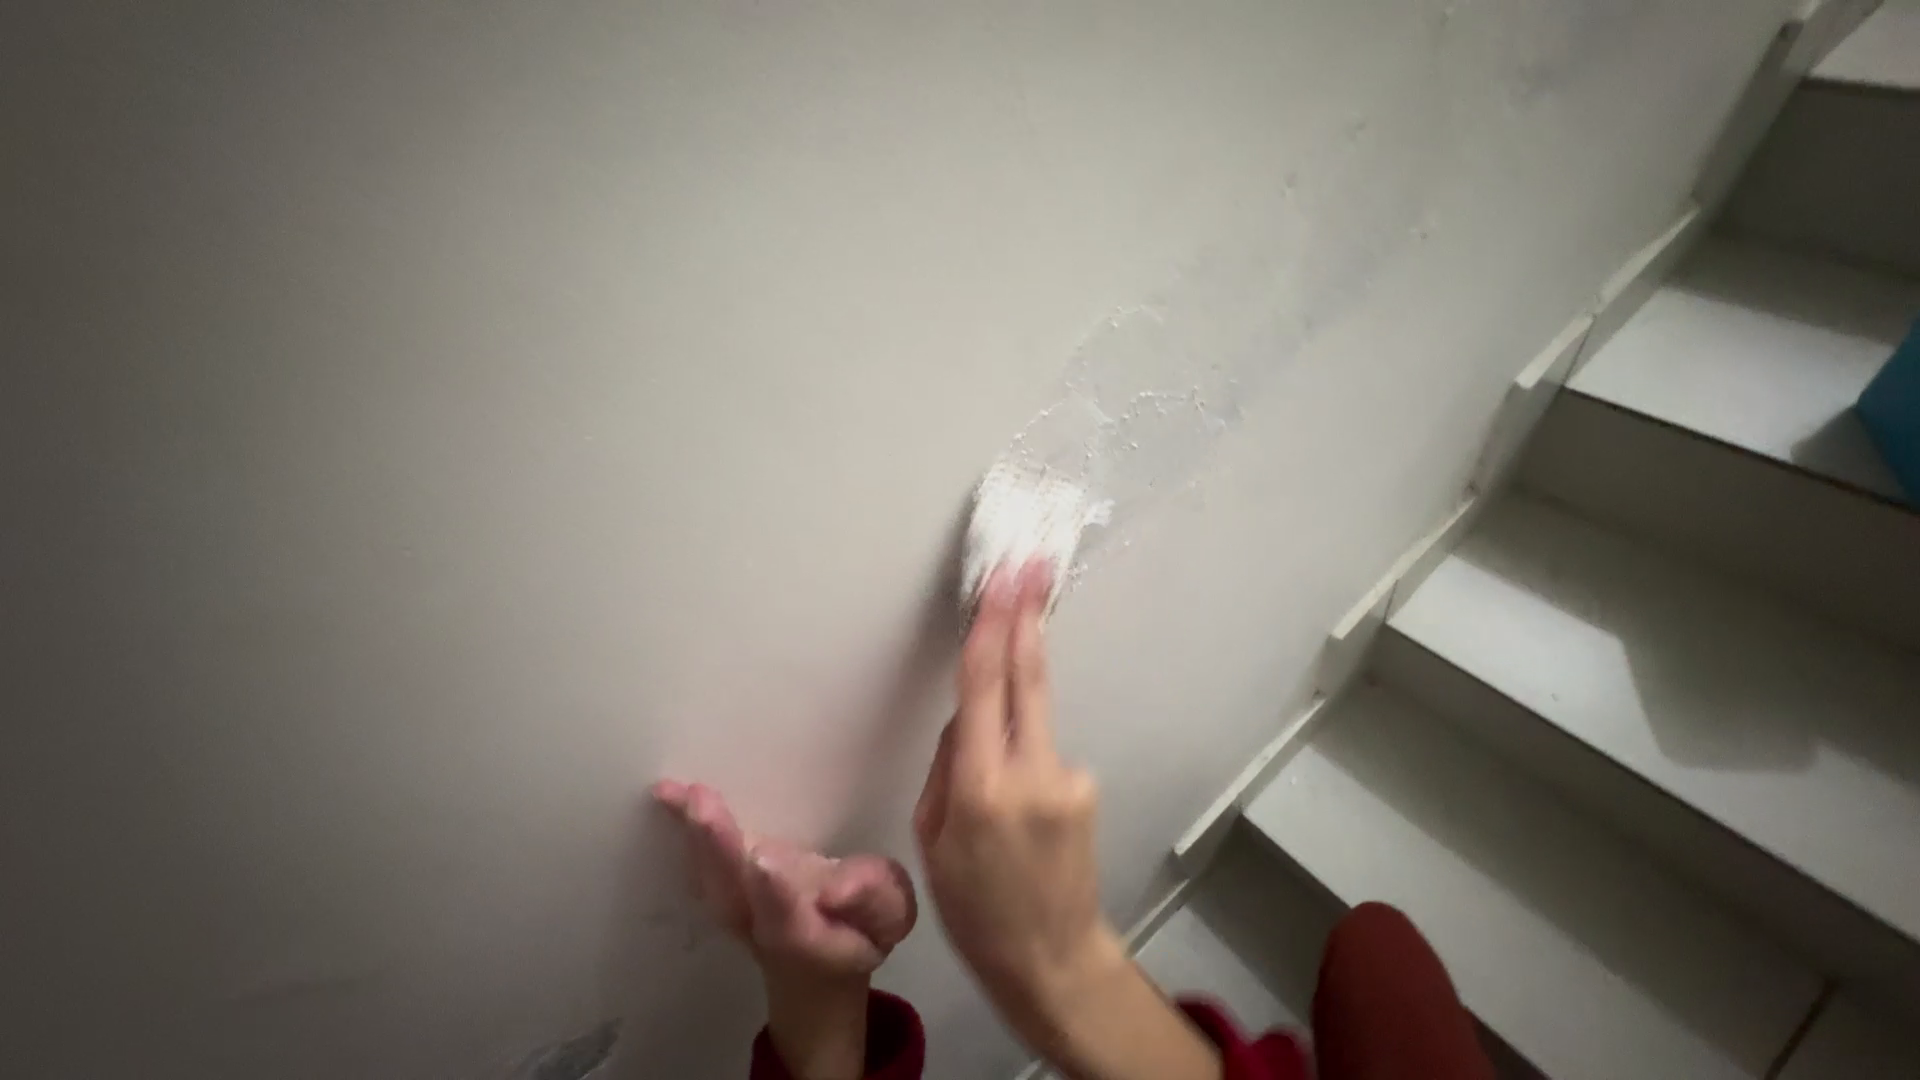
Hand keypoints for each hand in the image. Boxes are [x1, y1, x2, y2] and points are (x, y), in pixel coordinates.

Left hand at [653, 781, 916, 1079]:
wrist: (817, 972)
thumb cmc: (862, 932)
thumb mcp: (890, 919)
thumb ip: (875, 898)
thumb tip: (838, 886)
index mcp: (808, 937)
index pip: (789, 918)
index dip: (777, 892)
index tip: (764, 859)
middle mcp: (759, 925)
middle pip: (732, 893)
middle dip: (717, 847)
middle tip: (701, 802)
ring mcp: (734, 908)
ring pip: (708, 876)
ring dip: (691, 834)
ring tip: (676, 791)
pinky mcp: (723, 888)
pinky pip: (699, 861)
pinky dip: (683, 828)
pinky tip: (672, 793)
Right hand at [913, 559, 1220, 1079]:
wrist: (1051, 958)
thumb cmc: (973, 907)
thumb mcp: (932, 840)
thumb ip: (947, 766)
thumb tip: (968, 715)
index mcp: (979, 787)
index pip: (983, 686)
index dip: (992, 626)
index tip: (1002, 580)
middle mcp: (1031, 771)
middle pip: (1028, 676)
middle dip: (1028, 614)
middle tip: (1031, 564)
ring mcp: (1068, 776)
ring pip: (1030, 720)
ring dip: (1010, 722)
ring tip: (996, 806)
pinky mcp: (1087, 785)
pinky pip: (1043, 753)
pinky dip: (1024, 761)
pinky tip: (1023, 818)